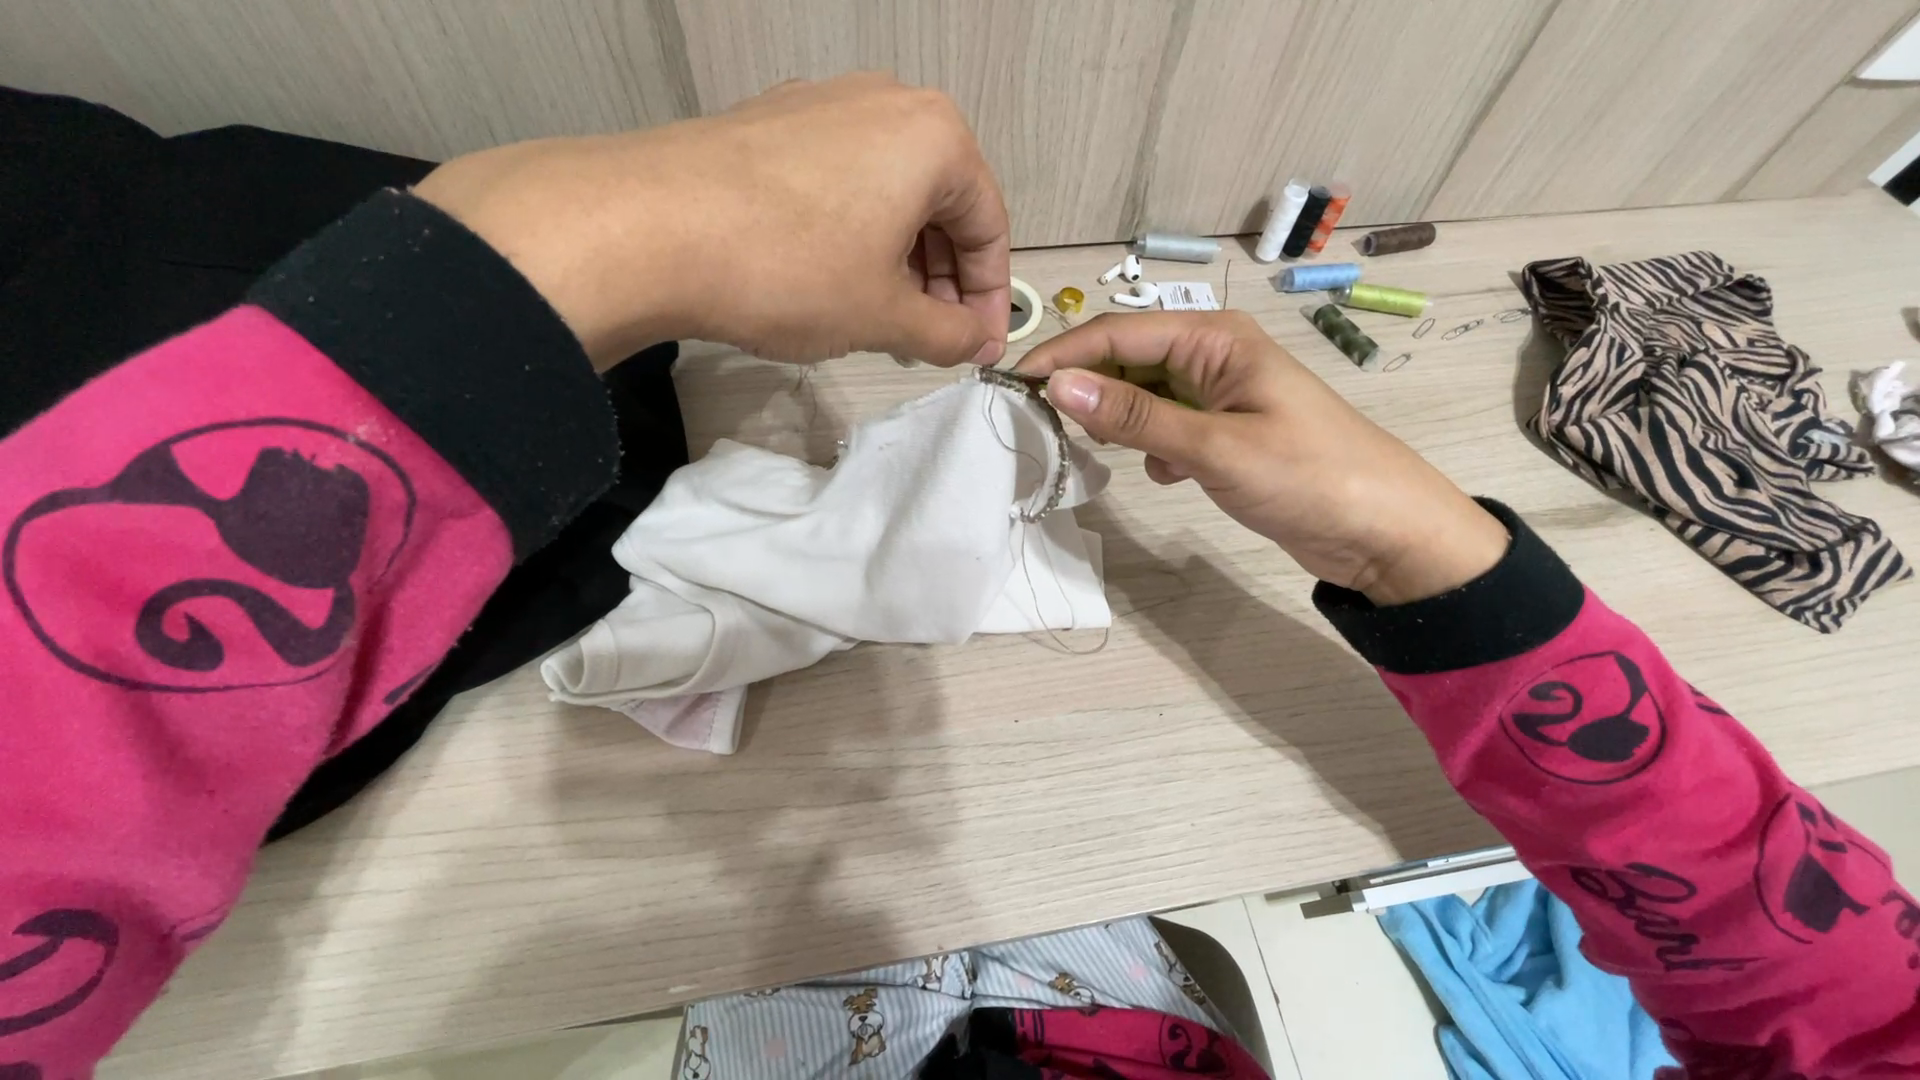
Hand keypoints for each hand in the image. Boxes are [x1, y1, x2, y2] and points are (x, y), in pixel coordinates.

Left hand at [413, 73, 1010, 369]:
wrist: (650, 228)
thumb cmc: (794, 271)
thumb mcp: (887, 316)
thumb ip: (950, 334)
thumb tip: (979, 344)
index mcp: (935, 136)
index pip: (990, 228)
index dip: (991, 300)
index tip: (977, 349)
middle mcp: (886, 102)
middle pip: (941, 206)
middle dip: (943, 281)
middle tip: (930, 340)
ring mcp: (822, 104)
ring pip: (889, 195)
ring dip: (899, 263)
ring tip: (882, 320)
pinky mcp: (772, 123)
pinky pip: (841, 184)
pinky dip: (854, 236)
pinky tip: (832, 283)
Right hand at [1015, 311, 1509, 605]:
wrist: (1382, 529)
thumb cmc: (1306, 476)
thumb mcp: (1213, 447)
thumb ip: (1134, 416)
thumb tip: (1058, 385)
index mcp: (1214, 339)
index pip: (1117, 333)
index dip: (1062, 356)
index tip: (1012, 385)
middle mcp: (1212, 355)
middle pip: (1126, 359)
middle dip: (1084, 388)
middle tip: (1038, 423)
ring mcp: (1218, 394)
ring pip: (1142, 395)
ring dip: (1117, 421)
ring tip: (1095, 450)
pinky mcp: (1223, 431)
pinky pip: (1165, 426)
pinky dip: (1151, 447)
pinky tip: (1162, 474)